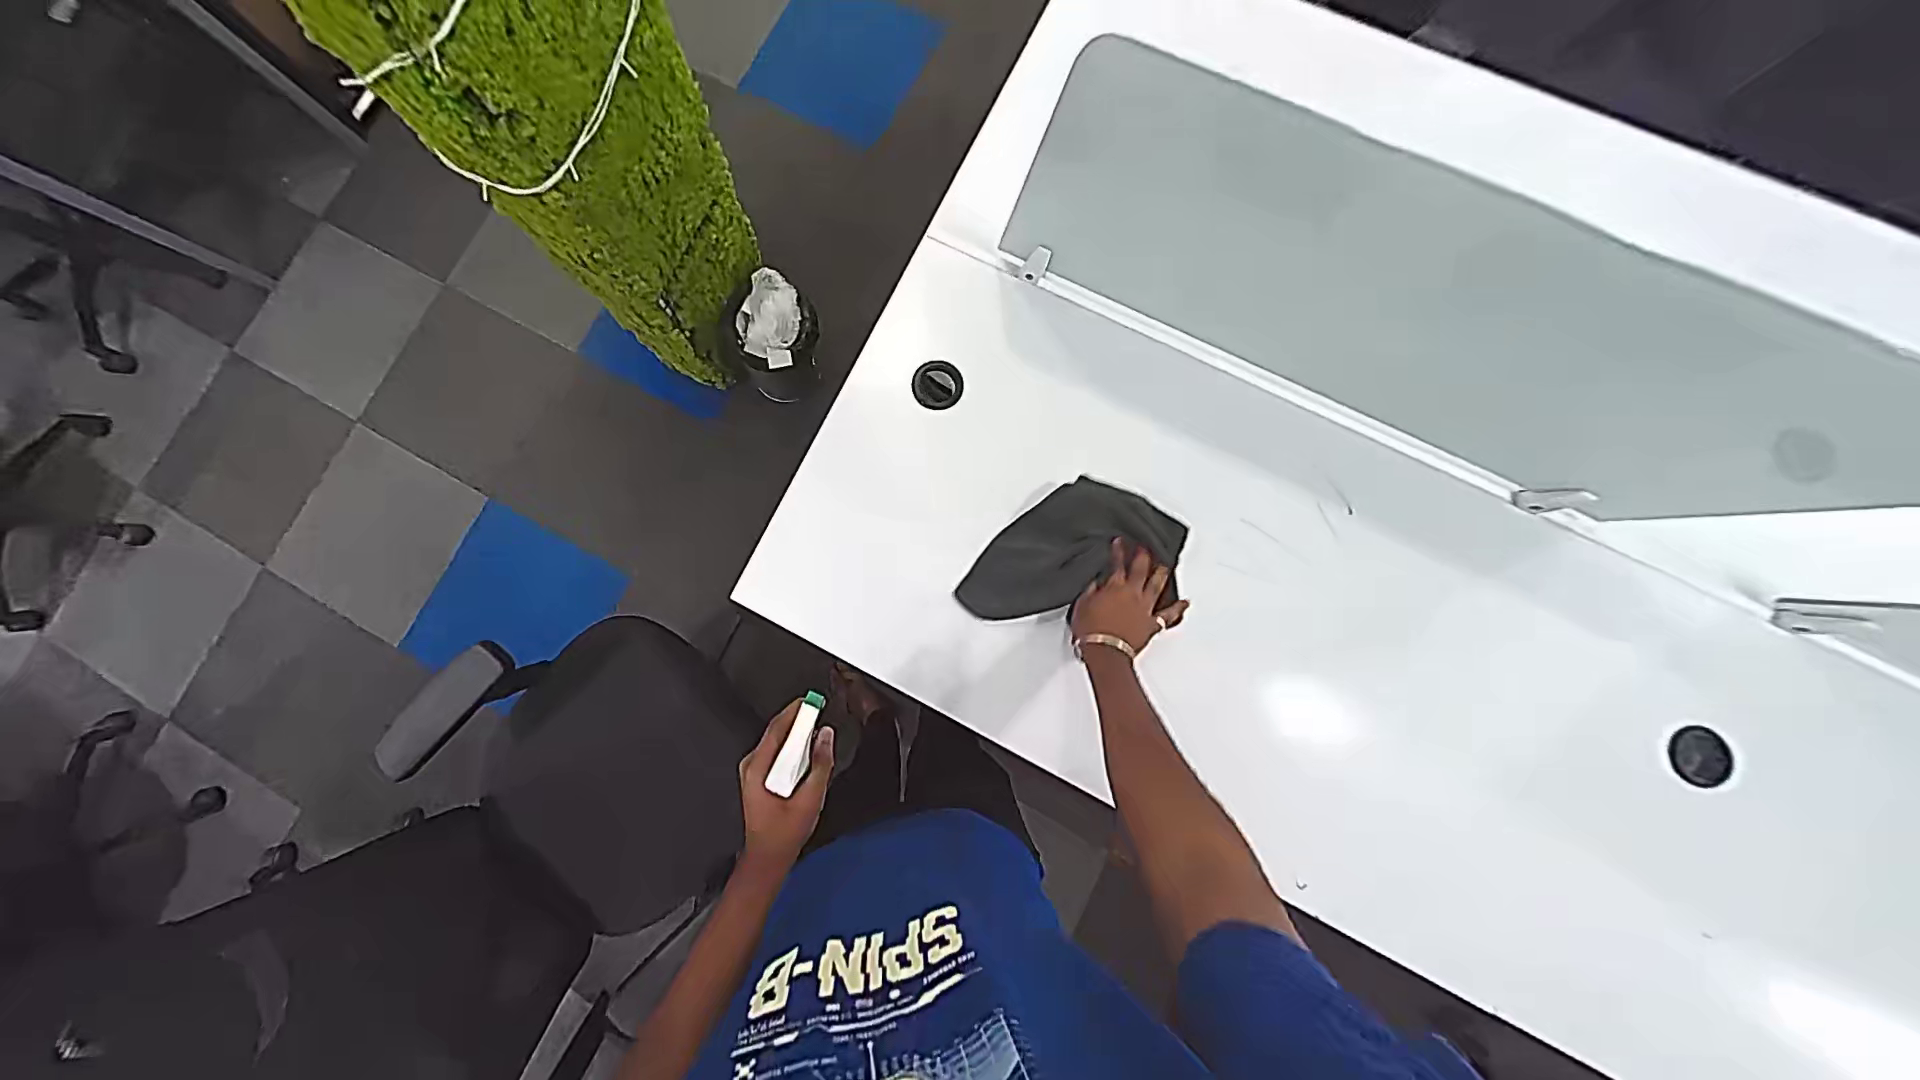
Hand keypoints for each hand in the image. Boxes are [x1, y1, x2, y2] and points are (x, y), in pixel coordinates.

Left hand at [738, 699, 834, 869]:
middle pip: (775, 732)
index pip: (777, 729)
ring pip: (776, 741)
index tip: (811, 702)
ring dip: (796, 733)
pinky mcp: (759, 777)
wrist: (768, 856)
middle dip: (798, 719)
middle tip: (817, 710)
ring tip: (815, 729)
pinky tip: (807, 750)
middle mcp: (751, 767)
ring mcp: (753, 772)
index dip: (795, 711)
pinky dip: (792, 746)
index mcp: (758, 769)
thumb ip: (820, 764)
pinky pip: (776, 752)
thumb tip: (825, 737)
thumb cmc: (783, 833)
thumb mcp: (810, 798)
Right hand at [1071, 538, 1190, 655]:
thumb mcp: (1082, 605)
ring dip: (1161, 573)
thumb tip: (1095, 583)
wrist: (1104, 651)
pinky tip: (1185, 603)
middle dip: (1143, 555)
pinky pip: (1169, 615)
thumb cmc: (1091, 631)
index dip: (1119, 550)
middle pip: (1141, 569)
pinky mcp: (1152, 624)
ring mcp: (1144, 608)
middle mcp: (1132, 594)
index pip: (1117, 563)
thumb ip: (1091, 591)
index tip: (1120, 542)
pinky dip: (1178, 608)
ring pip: (1157, 585)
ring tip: (1166, 565)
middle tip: (1145, 547)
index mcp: (1114, 587)